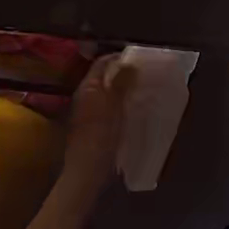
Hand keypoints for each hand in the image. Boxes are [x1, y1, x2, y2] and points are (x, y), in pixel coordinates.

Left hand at [62, 54, 130, 185]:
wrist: (87, 171)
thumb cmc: (100, 136)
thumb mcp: (113, 107)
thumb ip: (120, 83)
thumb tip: (129, 62)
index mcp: (87, 87)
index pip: (102, 62)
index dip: (120, 58)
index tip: (140, 59)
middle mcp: (84, 95)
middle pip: (104, 76)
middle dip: (123, 73)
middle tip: (145, 74)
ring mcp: (86, 111)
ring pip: (106, 92)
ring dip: (122, 89)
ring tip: (143, 89)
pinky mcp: (92, 125)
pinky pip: (107, 106)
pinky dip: (120, 103)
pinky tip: (133, 108)